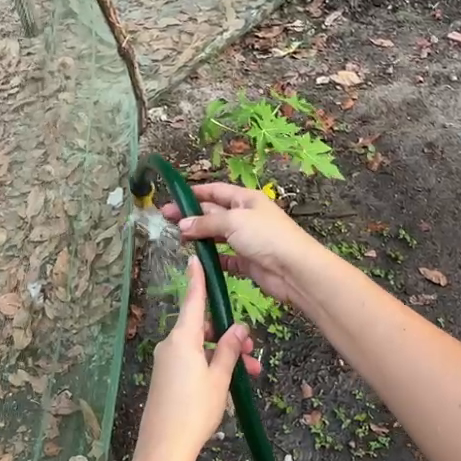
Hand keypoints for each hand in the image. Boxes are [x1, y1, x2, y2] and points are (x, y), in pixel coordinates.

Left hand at [137, 257, 255, 460]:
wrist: (164, 447)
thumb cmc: (194, 410)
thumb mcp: (219, 378)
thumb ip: (229, 350)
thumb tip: (238, 328)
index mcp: (182, 339)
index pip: (193, 301)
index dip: (197, 280)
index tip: (195, 258)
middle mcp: (171, 345)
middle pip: (202, 328)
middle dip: (228, 335)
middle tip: (252, 351)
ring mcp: (167, 363)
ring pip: (200, 348)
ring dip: (223, 355)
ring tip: (250, 372)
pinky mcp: (166, 379)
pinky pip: (191, 362)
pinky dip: (211, 366)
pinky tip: (229, 382)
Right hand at [162, 183, 321, 306]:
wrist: (294, 269)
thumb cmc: (266, 236)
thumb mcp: (233, 221)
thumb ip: (206, 223)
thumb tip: (182, 224)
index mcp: (246, 199)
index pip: (216, 191)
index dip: (195, 193)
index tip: (174, 197)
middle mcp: (246, 217)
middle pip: (213, 213)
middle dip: (191, 216)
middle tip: (165, 219)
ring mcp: (246, 240)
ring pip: (217, 236)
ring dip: (199, 237)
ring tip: (177, 239)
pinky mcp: (247, 262)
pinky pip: (224, 259)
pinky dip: (211, 259)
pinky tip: (196, 260)